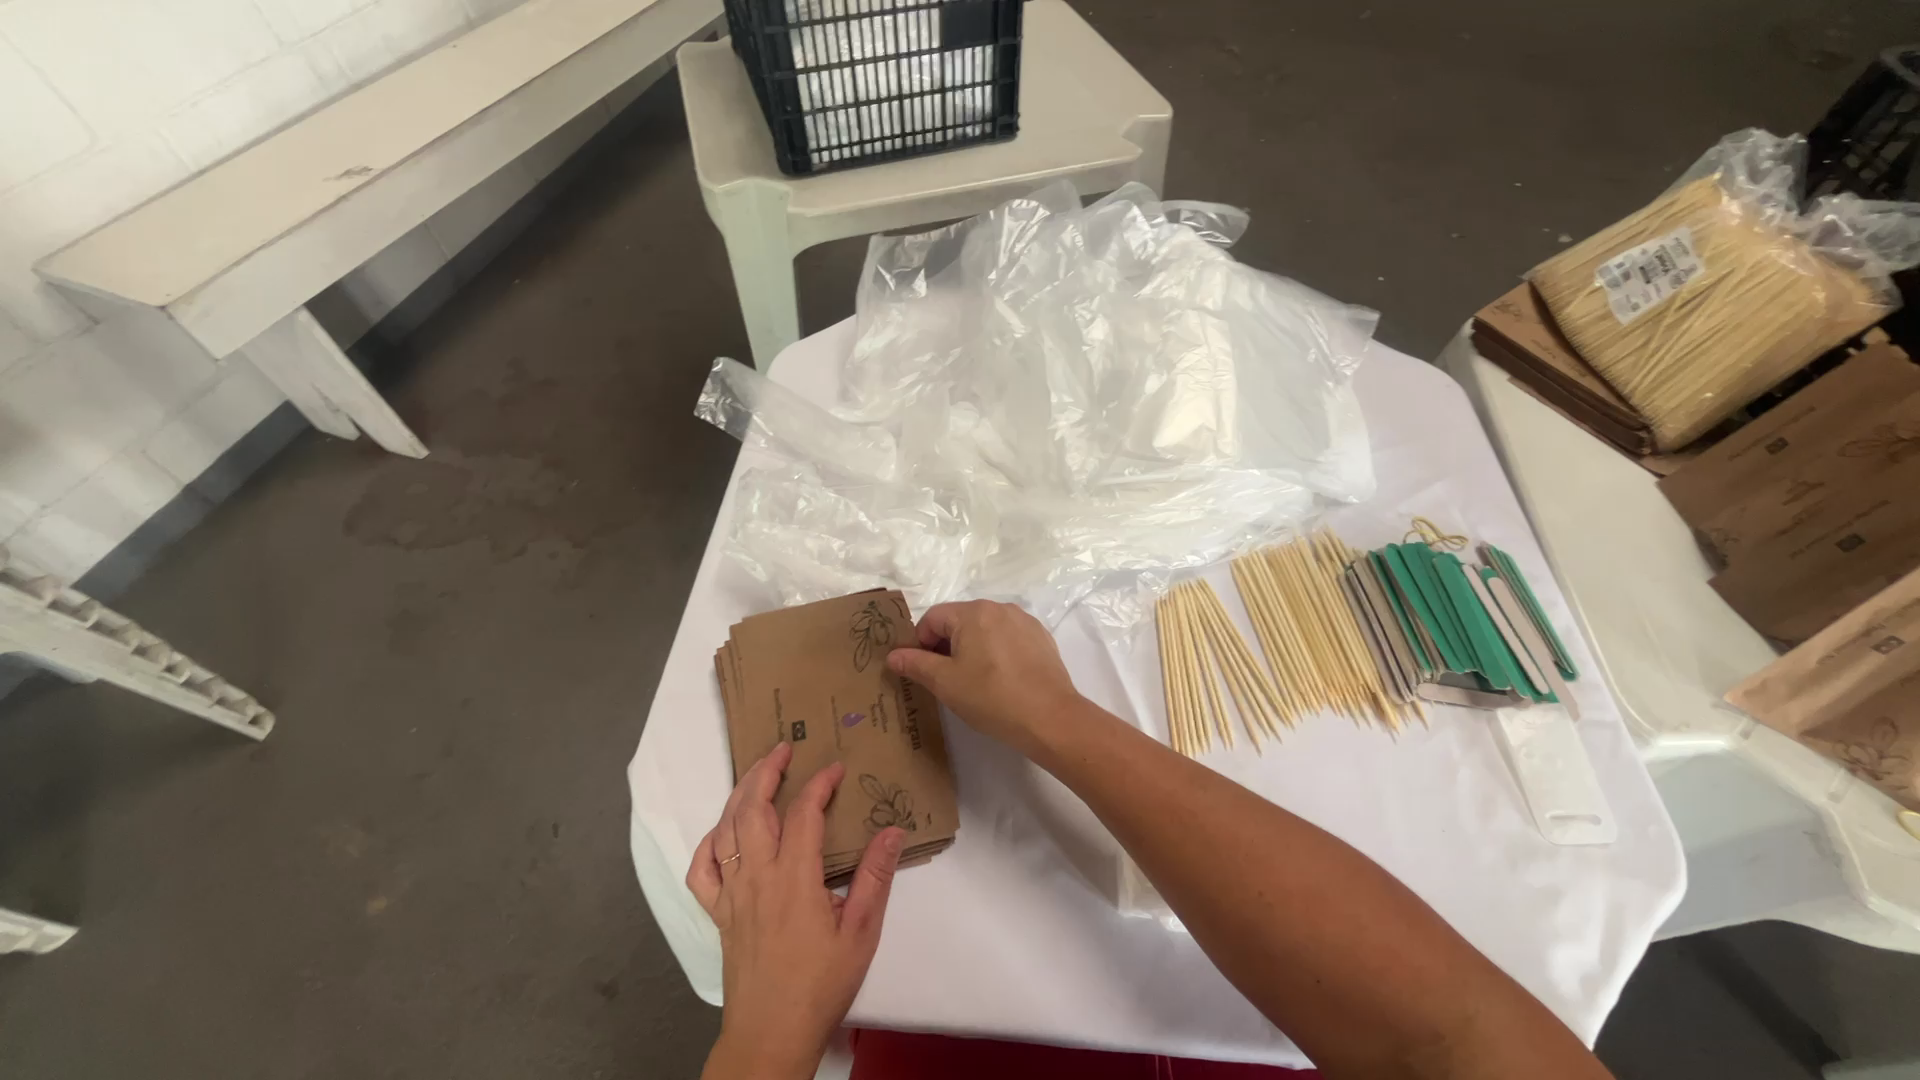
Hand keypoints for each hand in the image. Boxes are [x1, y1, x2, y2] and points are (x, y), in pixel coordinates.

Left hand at [689, 742, 905, 1079]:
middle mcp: (757, 877)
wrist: (771, 1034)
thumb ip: (874, 877)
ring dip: (739, 795)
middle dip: (765, 772)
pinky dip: (708, 843)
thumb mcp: (860, 932)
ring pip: (726, 831)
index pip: (803, 814)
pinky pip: (702, 870)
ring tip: (755, 774)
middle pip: (752, 809)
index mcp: (795, 878)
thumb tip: (892, 831)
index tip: (835, 768)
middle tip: (782, 749)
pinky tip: (722, 832)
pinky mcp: (718, 914)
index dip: (818, 783)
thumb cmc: (821, 984)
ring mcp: (732, 895)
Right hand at [885, 599, 1087, 755]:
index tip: (923, 671)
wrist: (1049, 717)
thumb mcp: (945, 683)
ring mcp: (1024, 621)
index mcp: (973, 612)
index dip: (920, 643)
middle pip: (959, 620)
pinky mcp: (1041, 638)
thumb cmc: (991, 697)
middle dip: (946, 645)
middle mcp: (999, 607)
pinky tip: (1001, 679)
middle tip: (946, 679)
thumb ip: (916, 664)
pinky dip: (997, 652)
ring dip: (972, 648)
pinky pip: (1008, 638)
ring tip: (974, 681)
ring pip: (985, 629)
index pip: (932, 618)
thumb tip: (893, 655)